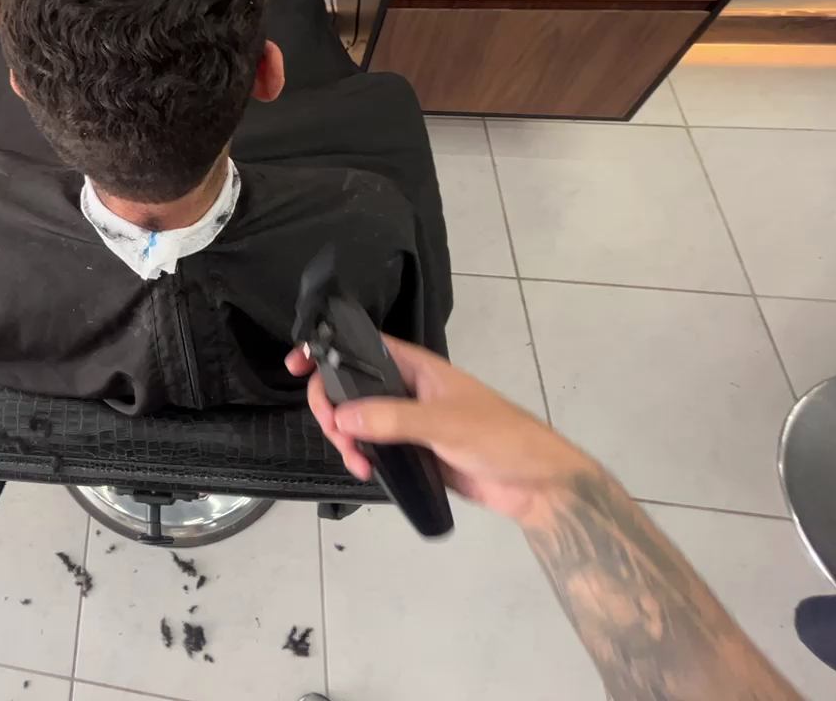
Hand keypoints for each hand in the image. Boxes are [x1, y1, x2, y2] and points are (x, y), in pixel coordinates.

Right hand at [285, 337, 599, 520]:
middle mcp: (402, 388)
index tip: (296, 365)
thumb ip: (391, 417)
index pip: (359, 347)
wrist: (538, 488)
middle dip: (330, 407)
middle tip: (335, 432)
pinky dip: (358, 455)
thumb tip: (341, 416)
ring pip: (353, 418)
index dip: (324, 350)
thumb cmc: (500, 438)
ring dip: (343, 437)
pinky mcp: (407, 450)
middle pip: (346, 386)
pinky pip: (368, 445)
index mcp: (413, 367)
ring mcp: (403, 420)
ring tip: (355, 460)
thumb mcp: (445, 423)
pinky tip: (364, 469)